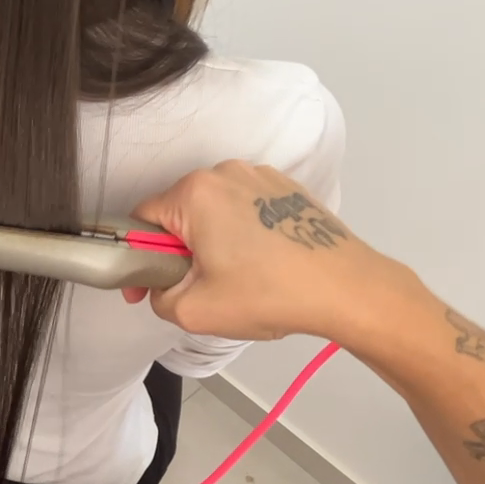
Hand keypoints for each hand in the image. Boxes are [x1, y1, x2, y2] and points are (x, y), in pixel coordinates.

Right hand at [121, 160, 417, 342]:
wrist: (347, 289)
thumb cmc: (268, 295)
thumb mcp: (190, 311)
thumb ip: (156, 296)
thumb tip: (160, 286)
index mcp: (194, 193)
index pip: (140, 220)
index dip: (137, 258)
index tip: (147, 289)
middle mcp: (224, 172)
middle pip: (176, 213)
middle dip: (175, 251)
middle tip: (191, 288)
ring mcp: (259, 176)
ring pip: (211, 211)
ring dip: (207, 242)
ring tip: (229, 277)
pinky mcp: (286, 188)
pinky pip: (243, 209)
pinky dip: (239, 234)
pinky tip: (257, 264)